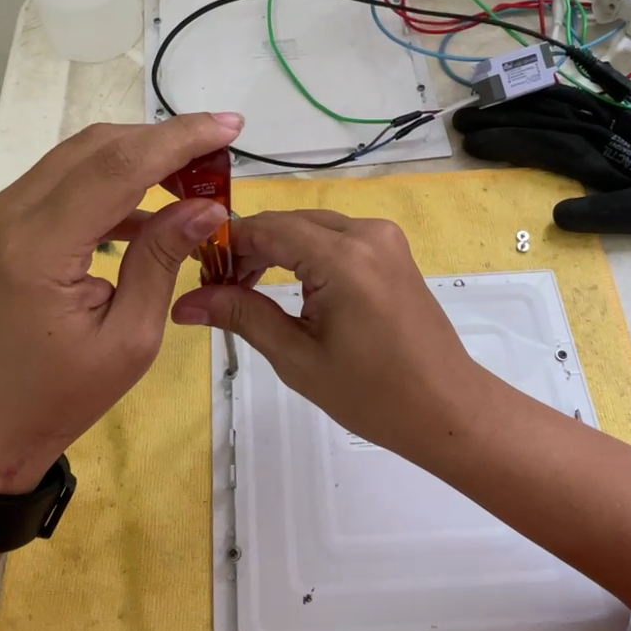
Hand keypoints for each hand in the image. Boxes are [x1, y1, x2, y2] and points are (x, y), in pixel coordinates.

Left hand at [0, 114, 242, 492]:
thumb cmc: (62, 397)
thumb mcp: (130, 338)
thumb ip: (162, 259)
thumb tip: (207, 204)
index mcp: (38, 248)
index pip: (117, 167)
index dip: (179, 140)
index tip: (230, 126)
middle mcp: (10, 215)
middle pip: (97, 148)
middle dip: (164, 140)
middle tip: (220, 150)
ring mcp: (1, 215)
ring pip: (81, 156)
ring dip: (139, 155)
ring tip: (196, 173)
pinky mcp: (5, 223)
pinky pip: (66, 181)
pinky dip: (112, 180)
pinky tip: (153, 203)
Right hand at [171, 210, 494, 453]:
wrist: (446, 407)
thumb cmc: (372, 394)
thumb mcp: (297, 357)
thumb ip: (242, 317)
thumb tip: (184, 303)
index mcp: (344, 257)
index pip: (267, 228)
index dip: (226, 246)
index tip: (197, 275)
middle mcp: (367, 232)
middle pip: (288, 222)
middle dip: (249, 249)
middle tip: (217, 289)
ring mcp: (385, 238)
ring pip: (311, 226)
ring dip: (276, 250)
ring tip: (246, 291)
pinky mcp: (393, 250)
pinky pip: (336, 237)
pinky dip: (306, 253)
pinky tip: (288, 286)